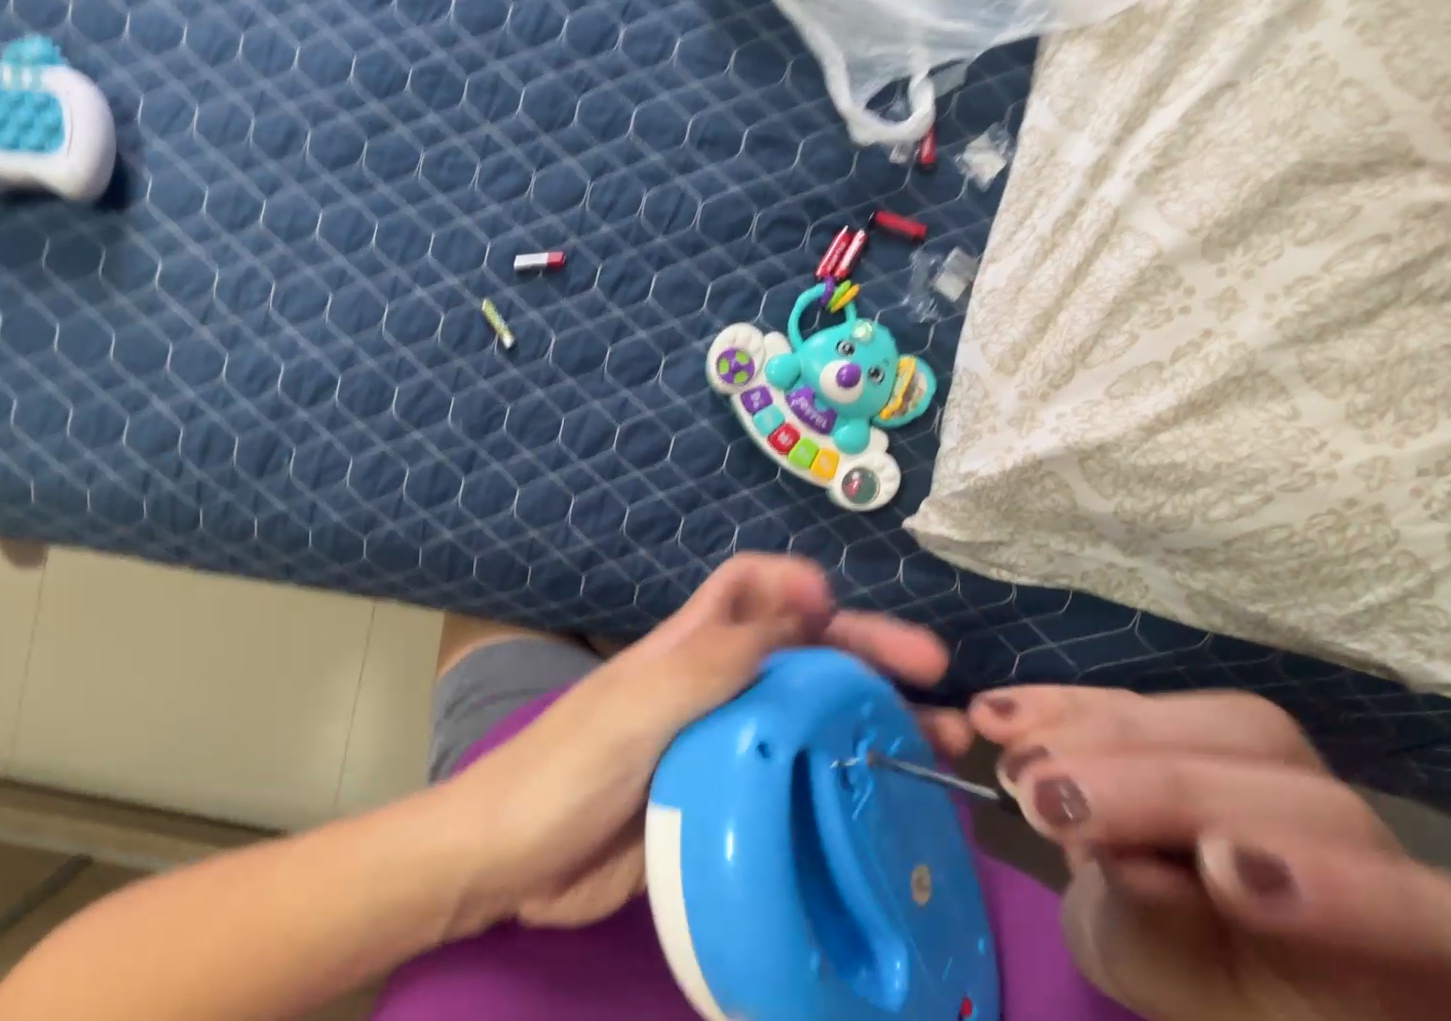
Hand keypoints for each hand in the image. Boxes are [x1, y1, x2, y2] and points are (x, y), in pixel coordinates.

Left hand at [445, 554, 950, 929]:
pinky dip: (841, 777)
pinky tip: (885, 800)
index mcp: (685, 650)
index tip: (841, 611)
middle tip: (935, 678)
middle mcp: (710, 688)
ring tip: (940, 743)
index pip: (748, 587)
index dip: (794, 583)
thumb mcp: (637, 708)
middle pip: (798, 651)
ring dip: (871, 718)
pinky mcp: (724, 801)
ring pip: (807, 716)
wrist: (510, 865)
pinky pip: (794, 777)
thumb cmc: (563, 773)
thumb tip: (799, 610)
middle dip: (866, 652)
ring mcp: (719, 746)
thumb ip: (712, 661)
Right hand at [952, 686, 1450, 1020]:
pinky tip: (999, 712)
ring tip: (1013, 757)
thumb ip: (1162, 927)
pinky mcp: (1208, 727)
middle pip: (1304, 797)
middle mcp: (1369, 844)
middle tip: (1041, 795)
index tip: (1222, 872)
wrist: (1176, 929)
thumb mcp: (1169, 980)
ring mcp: (1289, 771)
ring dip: (1104, 732)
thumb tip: (1125, 857)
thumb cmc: (1196, 979)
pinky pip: (1145, 700)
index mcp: (1421, 955)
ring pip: (1231, 727)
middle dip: (1160, 787)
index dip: (1355, 893)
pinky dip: (1066, 703)